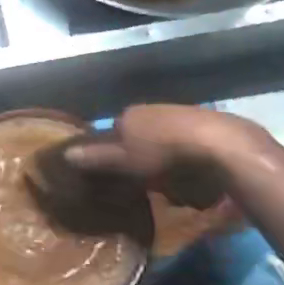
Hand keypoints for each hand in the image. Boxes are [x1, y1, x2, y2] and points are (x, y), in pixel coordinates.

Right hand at [67, 105, 269, 203]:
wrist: (217, 143)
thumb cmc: (162, 151)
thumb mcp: (124, 160)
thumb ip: (97, 158)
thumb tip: (66, 154)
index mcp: (129, 114)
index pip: (112, 131)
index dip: (113, 151)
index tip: (116, 171)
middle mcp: (151, 108)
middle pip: (137, 131)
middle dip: (138, 150)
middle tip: (142, 177)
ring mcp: (178, 112)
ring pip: (161, 133)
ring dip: (162, 152)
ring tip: (167, 176)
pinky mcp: (205, 122)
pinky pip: (184, 138)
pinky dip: (183, 152)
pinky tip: (191, 168)